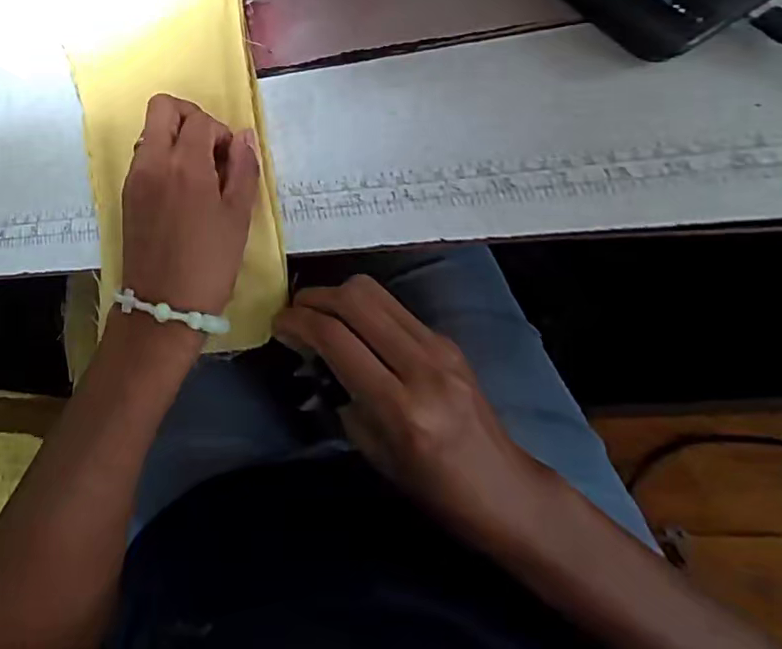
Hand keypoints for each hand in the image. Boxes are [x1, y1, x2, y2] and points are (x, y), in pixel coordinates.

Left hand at [120, 94, 261, 320]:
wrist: (163, 305)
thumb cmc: (209, 262)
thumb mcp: (238, 216)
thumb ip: (243, 168)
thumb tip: (243, 136)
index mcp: (183, 164)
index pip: (200, 120)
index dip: (222, 132)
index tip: (231, 160)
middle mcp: (152, 161)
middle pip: (163, 108)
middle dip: (191, 117)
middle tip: (211, 148)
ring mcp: (135, 177)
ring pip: (151, 131)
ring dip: (176, 137)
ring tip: (200, 175)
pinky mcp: (127, 194)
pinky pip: (145, 156)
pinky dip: (164, 158)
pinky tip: (183, 191)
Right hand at [273, 276, 553, 541]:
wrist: (504, 489)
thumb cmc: (432, 487)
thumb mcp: (373, 452)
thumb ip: (341, 397)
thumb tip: (312, 354)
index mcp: (401, 406)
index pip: (336, 338)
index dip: (297, 323)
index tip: (277, 324)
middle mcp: (422, 367)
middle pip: (354, 300)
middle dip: (313, 297)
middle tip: (294, 313)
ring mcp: (439, 348)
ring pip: (373, 292)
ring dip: (336, 295)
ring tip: (318, 313)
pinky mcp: (447, 339)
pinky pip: (393, 307)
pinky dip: (362, 308)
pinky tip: (353, 328)